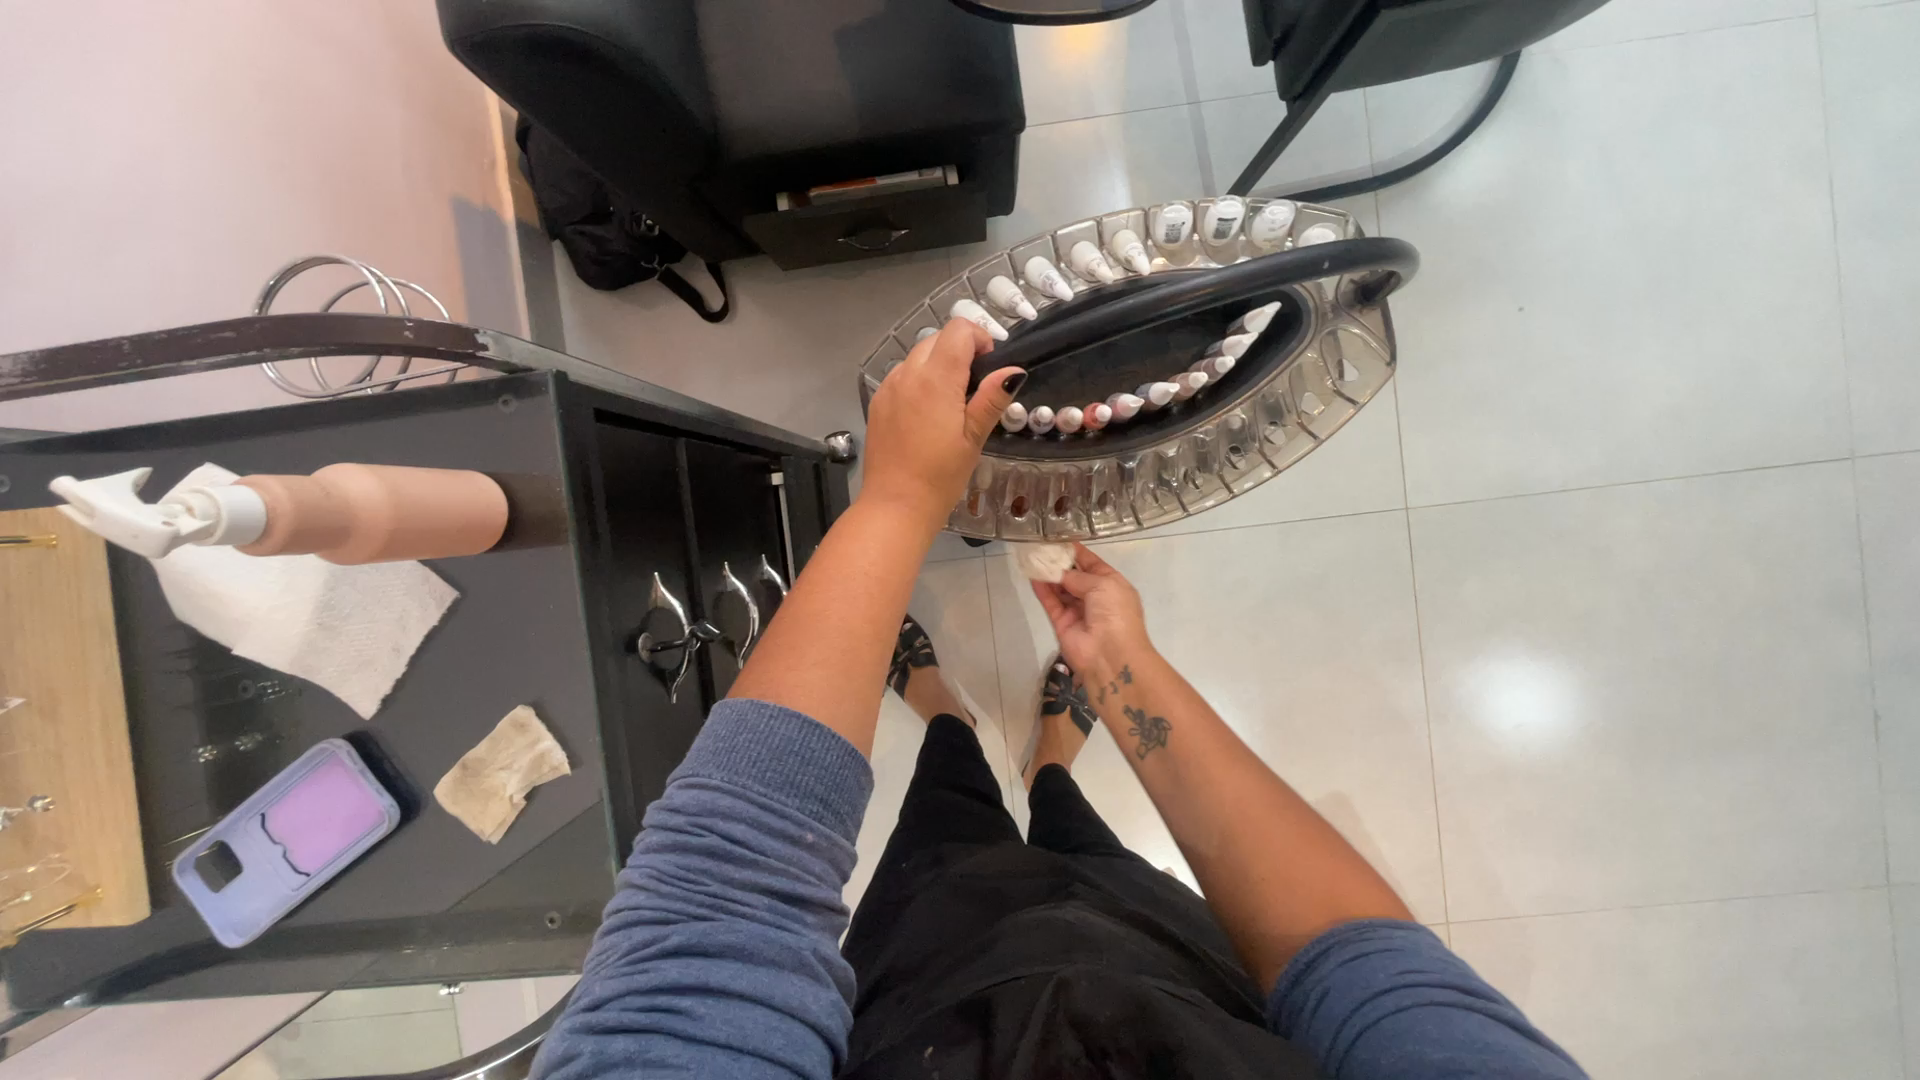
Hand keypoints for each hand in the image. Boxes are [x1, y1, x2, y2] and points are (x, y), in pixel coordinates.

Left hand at [860, 319, 1026, 527]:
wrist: (895, 505)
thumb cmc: (941, 476)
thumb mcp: (974, 438)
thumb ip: (992, 398)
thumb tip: (1014, 370)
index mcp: (935, 379)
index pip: (958, 330)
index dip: (980, 339)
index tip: (988, 366)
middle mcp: (907, 374)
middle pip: (937, 339)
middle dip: (960, 351)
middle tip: (974, 388)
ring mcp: (888, 387)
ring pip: (917, 357)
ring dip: (938, 366)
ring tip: (951, 404)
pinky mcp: (878, 403)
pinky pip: (901, 376)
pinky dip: (918, 381)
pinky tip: (927, 415)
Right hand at [1031, 544, 1153, 677]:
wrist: (1111, 655)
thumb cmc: (1115, 613)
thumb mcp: (1103, 584)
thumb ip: (1078, 576)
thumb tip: (1059, 572)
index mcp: (1112, 585)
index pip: (1092, 563)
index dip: (1077, 552)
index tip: (1059, 539)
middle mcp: (1095, 597)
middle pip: (1074, 575)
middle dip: (1059, 562)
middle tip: (1041, 547)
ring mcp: (1078, 610)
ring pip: (1061, 588)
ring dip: (1048, 574)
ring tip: (1032, 557)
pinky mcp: (1062, 622)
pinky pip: (1051, 602)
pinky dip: (1042, 589)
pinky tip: (1032, 575)